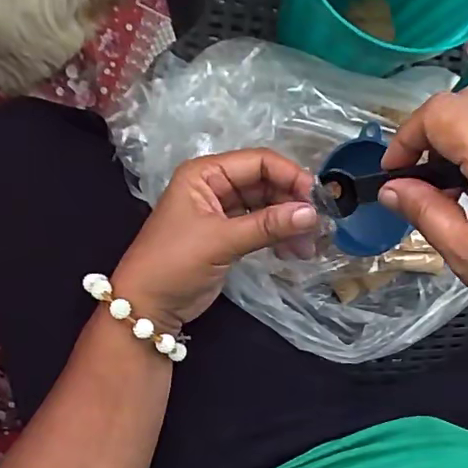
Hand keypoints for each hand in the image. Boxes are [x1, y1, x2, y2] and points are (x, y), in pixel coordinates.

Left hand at [111, 148, 319, 331]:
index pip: (258, 162)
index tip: (317, 198)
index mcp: (206, 174)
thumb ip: (267, 226)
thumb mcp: (220, 241)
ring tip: (309, 246)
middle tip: (319, 226)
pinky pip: (261, 228)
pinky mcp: (228, 237)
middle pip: (266, 183)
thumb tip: (312, 214)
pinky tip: (294, 252)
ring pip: (266, 207)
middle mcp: (215, 186)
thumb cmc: (174, 263)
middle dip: (292, 203)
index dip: (290, 176)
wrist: (147, 305)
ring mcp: (222, 212)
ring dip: (289, 223)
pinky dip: (278, 237)